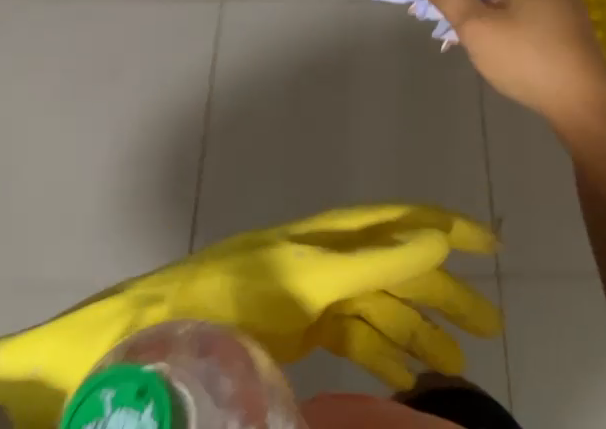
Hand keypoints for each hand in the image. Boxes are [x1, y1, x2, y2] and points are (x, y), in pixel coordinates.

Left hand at [0, 205, 499, 428]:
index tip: (487, 244)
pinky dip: (383, 355)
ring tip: (463, 361)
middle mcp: (308, 263)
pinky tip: (409, 378)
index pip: (387, 226)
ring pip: (374, 307)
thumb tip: (419, 238)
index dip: (439, 230)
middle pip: (390, 268)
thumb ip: (350, 270)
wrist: (113, 350)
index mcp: (305, 248)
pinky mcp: (286, 329)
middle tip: (492, 323)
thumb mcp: (277, 293)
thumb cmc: (186, 319)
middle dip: (442, 291)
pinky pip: (349, 337)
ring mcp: (297, 297)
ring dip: (419, 330)